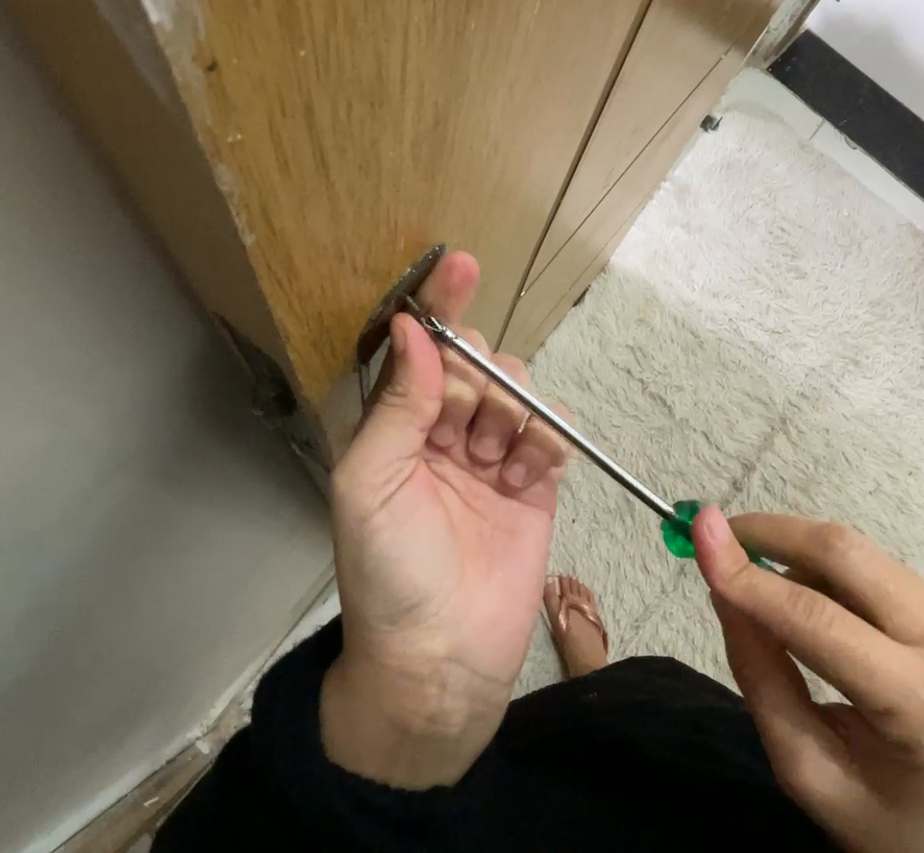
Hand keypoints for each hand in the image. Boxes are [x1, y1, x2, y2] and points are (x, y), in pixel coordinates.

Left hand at [320, 252, 567, 787]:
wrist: (441, 658)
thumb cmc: (388, 570)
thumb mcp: (372, 482)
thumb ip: (397, 403)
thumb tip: (411, 327)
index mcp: (394, 428)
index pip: (420, 351)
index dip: (438, 307)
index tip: (460, 265)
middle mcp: (442, 433)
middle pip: (477, 364)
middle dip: (478, 380)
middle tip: (465, 429)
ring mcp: (491, 458)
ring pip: (517, 392)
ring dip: (510, 415)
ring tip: (493, 467)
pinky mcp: (534, 484)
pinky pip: (551, 432)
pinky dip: (544, 441)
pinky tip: (525, 478)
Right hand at [692, 507, 923, 852]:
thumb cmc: (886, 816)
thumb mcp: (805, 768)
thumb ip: (759, 674)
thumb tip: (722, 586)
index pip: (818, 619)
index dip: (750, 574)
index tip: (697, 532)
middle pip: (846, 555)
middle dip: (771, 532)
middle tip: (718, 535)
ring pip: (858, 553)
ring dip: (796, 555)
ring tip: (767, 596)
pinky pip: (874, 567)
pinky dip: (825, 572)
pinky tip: (815, 608)